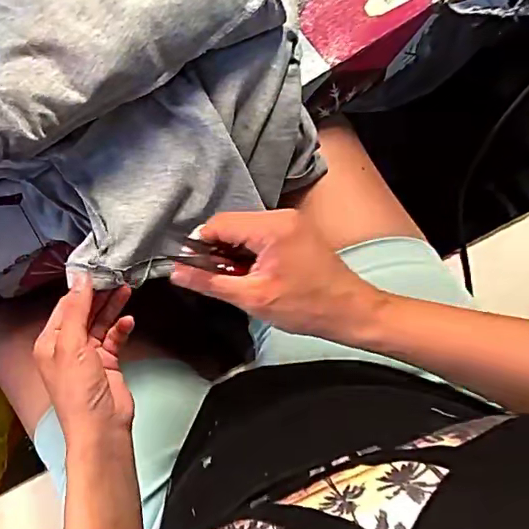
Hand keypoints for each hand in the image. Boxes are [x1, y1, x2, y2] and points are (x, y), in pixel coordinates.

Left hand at [32, 275, 135, 443]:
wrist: (100, 427)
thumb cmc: (78, 393)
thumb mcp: (71, 345)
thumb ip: (76, 310)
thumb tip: (80, 281)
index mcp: (49, 342)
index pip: (64, 307)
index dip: (79, 289)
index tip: (94, 271)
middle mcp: (66, 346)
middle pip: (83, 312)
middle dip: (98, 295)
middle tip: (114, 277)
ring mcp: (87, 355)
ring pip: (99, 322)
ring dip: (111, 307)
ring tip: (125, 289)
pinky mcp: (106, 363)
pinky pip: (113, 338)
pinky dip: (121, 328)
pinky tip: (128, 320)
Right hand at [169, 210, 389, 341]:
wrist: (352, 312)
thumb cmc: (307, 307)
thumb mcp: (252, 298)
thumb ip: (209, 282)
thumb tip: (175, 273)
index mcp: (271, 228)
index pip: (217, 224)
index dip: (198, 246)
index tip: (193, 269)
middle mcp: (280, 216)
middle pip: (228, 225)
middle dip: (216, 251)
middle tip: (218, 278)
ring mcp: (289, 221)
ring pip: (240, 230)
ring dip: (231, 253)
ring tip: (238, 279)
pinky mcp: (293, 230)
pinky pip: (256, 234)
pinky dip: (246, 252)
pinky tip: (251, 273)